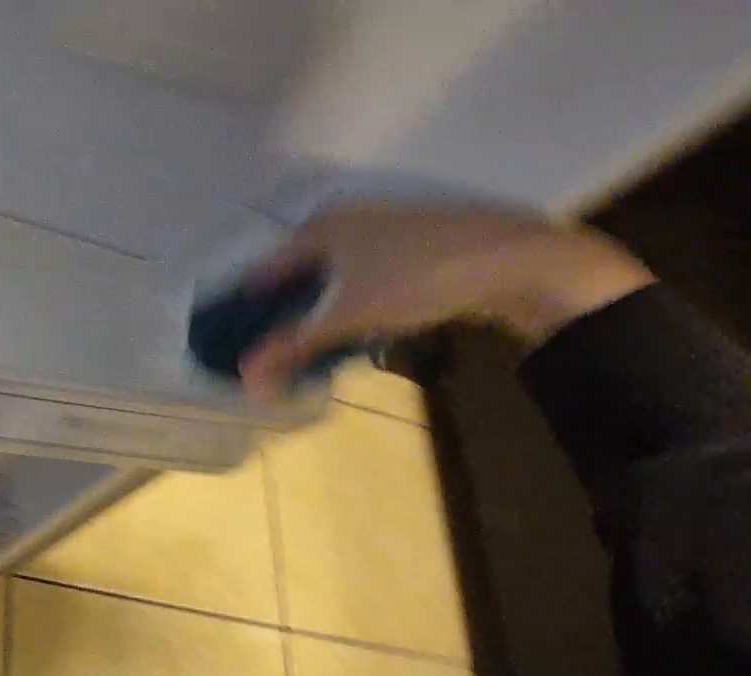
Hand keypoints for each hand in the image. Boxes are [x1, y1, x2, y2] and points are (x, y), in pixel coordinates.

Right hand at [236, 202, 654, 401]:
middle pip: (297, 270)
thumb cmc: (418, 279)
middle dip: (280, 307)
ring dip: (313, 306)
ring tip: (303, 341)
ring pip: (331, 273)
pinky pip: (360, 276)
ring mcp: (384, 229)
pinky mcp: (413, 246)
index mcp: (321, 228)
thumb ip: (292, 347)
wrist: (518, 261)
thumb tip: (245, 380)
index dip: (246, 304)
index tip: (233, 334)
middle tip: (267, 344)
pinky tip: (350, 325)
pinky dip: (346, 300)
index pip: (265, 269)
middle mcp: (348, 220)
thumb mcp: (346, 318)